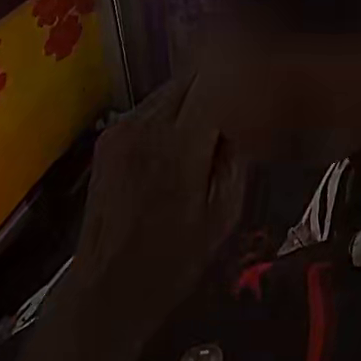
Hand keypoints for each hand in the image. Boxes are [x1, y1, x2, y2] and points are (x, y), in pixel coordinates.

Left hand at [66, 75, 247, 347]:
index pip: (211, 83)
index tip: (254, 83)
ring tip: (205, 132)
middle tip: (235, 108)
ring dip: (191, 101)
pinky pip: (146, 110)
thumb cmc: (174, 259)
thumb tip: (240, 119)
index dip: (236, 76)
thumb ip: (234, 158)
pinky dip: (167, 116)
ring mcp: (121, 128)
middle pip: (188, 79)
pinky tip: (175, 146)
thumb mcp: (222, 214)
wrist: (108, 285)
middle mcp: (145, 125)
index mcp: (179, 146)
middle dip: (216, 86)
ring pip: (167, 91)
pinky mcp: (106, 137)